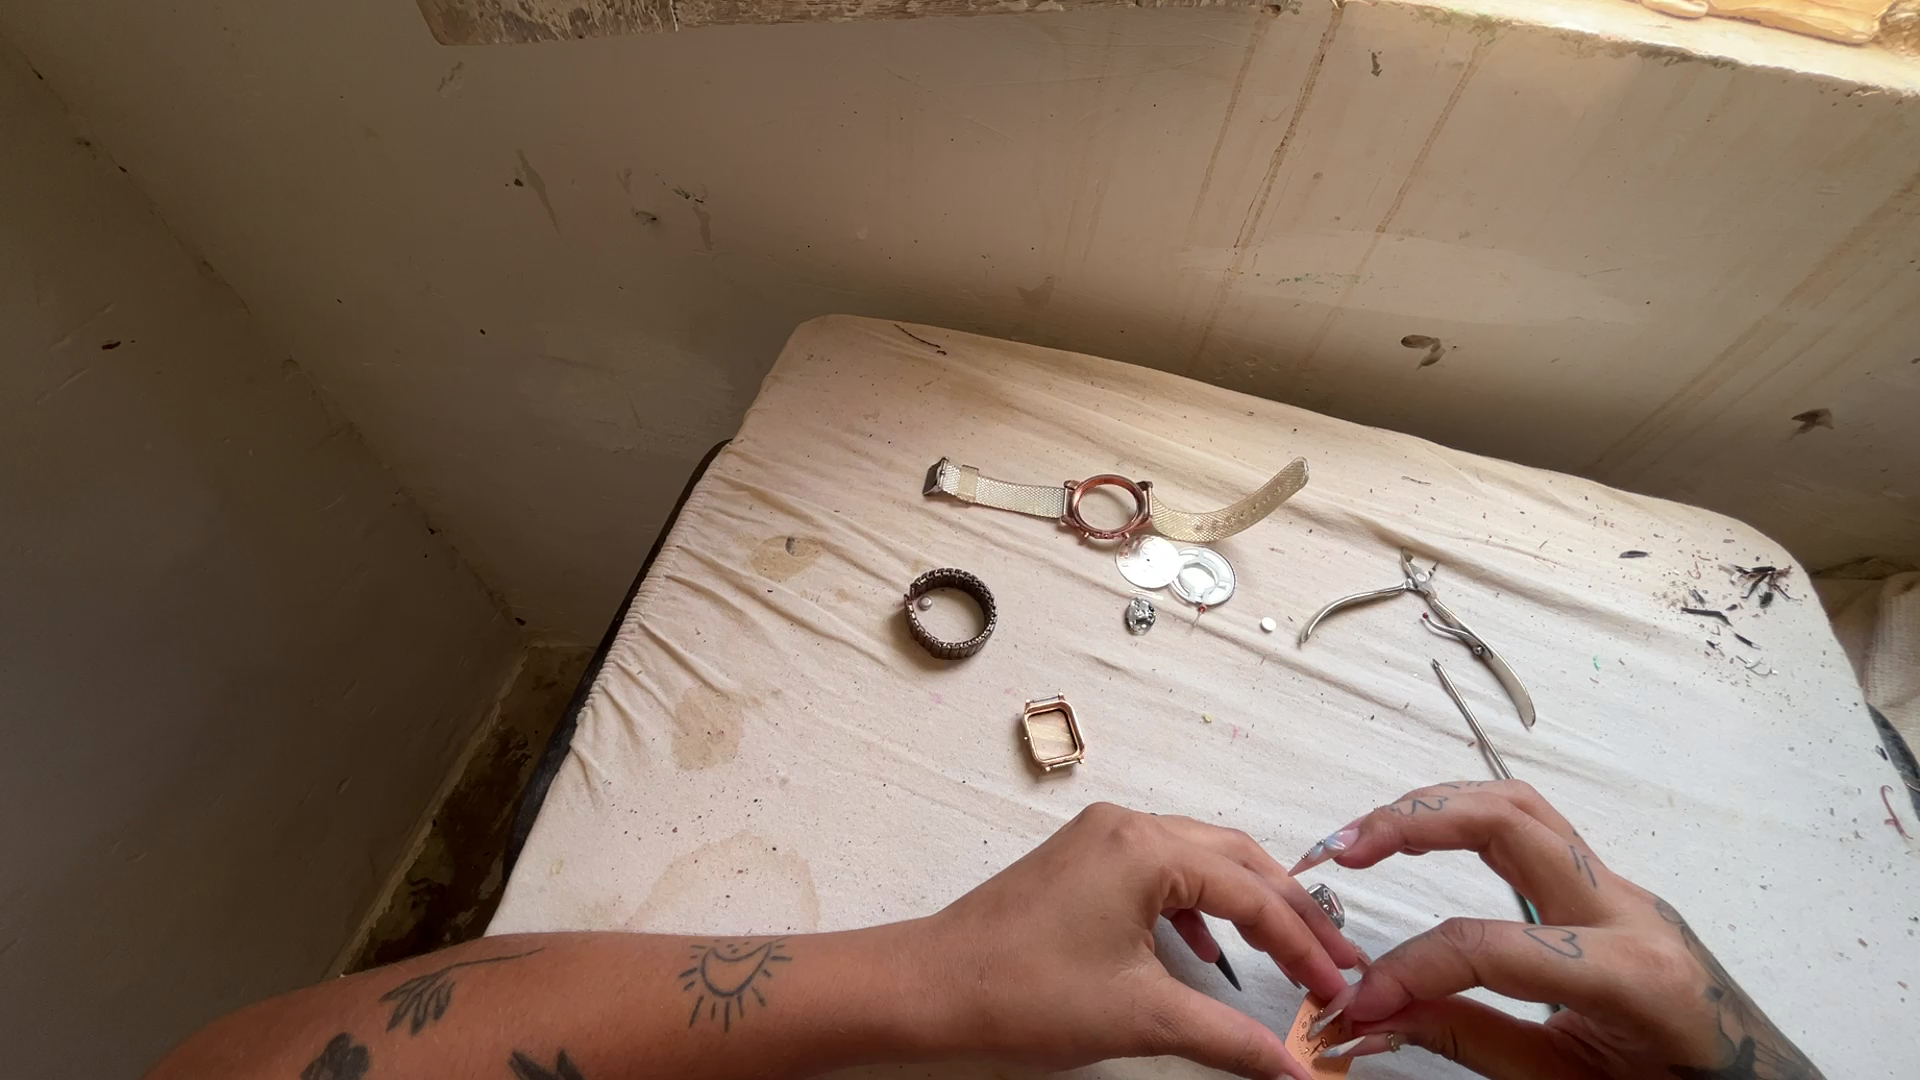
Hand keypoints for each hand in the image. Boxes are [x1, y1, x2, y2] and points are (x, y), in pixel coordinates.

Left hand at [923, 802, 1360, 1079]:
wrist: (938, 983)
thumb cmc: (1033, 993)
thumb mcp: (1141, 1015)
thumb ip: (1229, 1036)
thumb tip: (1298, 1074)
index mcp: (1144, 847)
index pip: (1247, 890)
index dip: (1303, 942)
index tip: (1342, 989)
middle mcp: (1125, 824)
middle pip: (1229, 854)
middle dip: (1285, 906)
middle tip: (1333, 958)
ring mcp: (1099, 835)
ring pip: (1193, 856)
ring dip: (1241, 901)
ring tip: (1284, 951)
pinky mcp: (1082, 855)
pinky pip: (1156, 868)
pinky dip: (1192, 903)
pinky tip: (1205, 949)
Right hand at [1289, 780, 1824, 1078]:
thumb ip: (1462, 1038)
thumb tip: (1366, 1014)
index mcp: (1636, 978)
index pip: (1492, 947)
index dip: (1411, 967)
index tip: (1358, 999)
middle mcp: (1629, 908)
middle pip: (1506, 820)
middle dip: (1411, 823)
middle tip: (1343, 849)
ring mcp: (1617, 884)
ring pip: (1513, 801)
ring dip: (1430, 805)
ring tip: (1367, 834)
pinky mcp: (1600, 878)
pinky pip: (1524, 817)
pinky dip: (1457, 811)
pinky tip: (1418, 831)